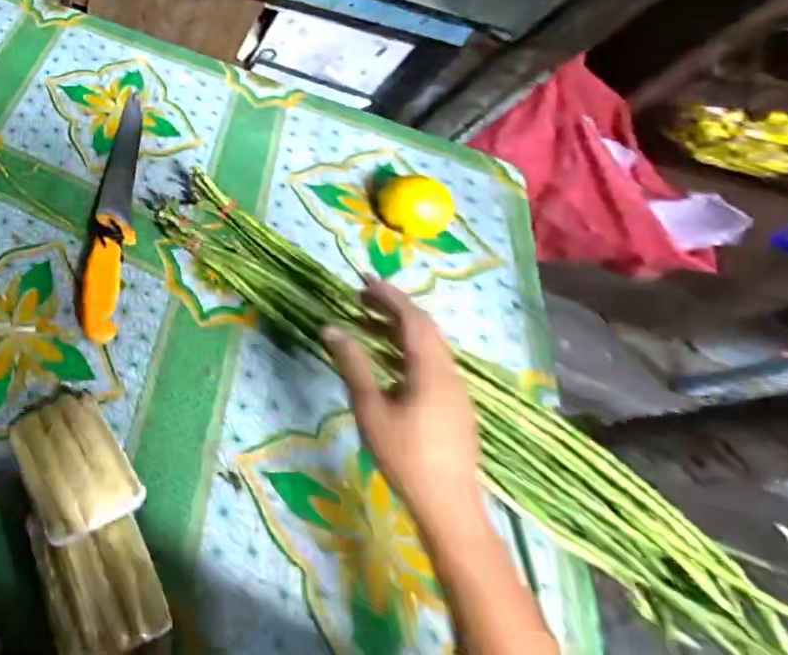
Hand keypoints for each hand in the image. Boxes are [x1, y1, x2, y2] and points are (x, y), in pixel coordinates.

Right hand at [324, 280, 481, 523]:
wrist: (448, 506)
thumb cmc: (405, 455)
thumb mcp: (370, 408)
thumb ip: (352, 364)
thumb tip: (331, 328)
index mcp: (431, 368)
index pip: (411, 318)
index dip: (388, 295)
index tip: (363, 280)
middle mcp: (449, 372)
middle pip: (424, 328)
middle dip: (393, 307)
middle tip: (361, 296)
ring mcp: (456, 390)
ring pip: (429, 346)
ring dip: (399, 328)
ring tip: (367, 323)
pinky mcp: (455, 405)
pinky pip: (431, 362)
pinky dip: (408, 348)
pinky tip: (387, 359)